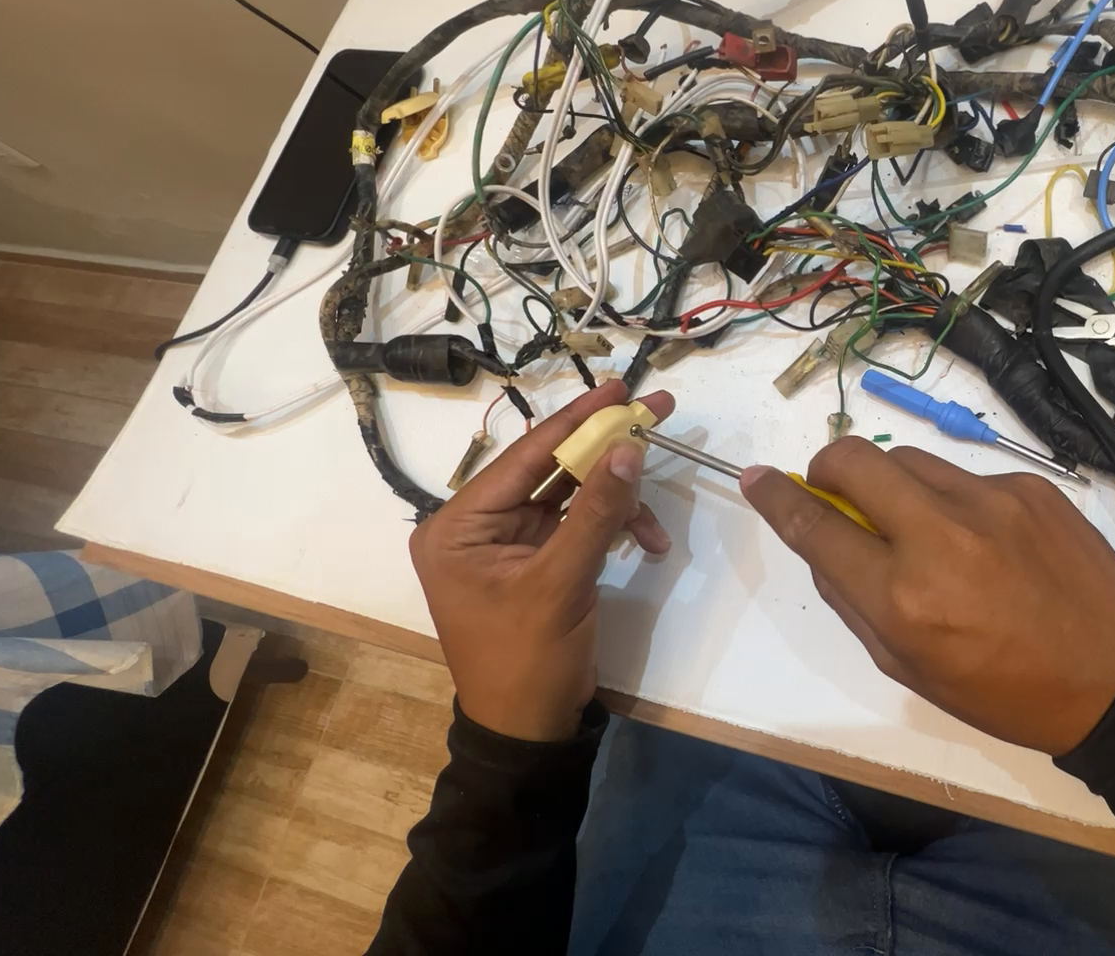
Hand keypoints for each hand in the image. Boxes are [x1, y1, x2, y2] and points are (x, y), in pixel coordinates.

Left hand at [409, 381, 673, 741]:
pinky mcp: (539, 558)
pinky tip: (649, 542)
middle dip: (605, 450)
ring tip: (655, 521)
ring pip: (573, 495)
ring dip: (619, 501)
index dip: (576, 419)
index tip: (618, 387)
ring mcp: (511, 541)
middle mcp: (479, 524)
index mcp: (459, 525)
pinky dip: (616, 528)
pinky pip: (581, 524)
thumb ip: (597, 510)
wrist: (530, 728)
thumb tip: (629, 447)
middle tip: (653, 412)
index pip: (525, 456)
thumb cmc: (528, 657)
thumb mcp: (563, 581)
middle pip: (551, 469)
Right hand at [741, 439, 1114, 755]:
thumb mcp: (910, 668)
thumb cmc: (1002, 691)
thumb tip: (823, 543)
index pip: (816, 528)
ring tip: (919, 525)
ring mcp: (991, 500)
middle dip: (827, 466)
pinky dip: (952, 499)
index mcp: (904, 597)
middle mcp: (941, 534)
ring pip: (909, 459)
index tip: (755, 477)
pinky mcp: (1030, 486)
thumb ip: (854, 600)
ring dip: (892, 483)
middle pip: (855, 460)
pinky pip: (965, 476)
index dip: (776, 498)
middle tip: (834, 490)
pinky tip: (983, 539)